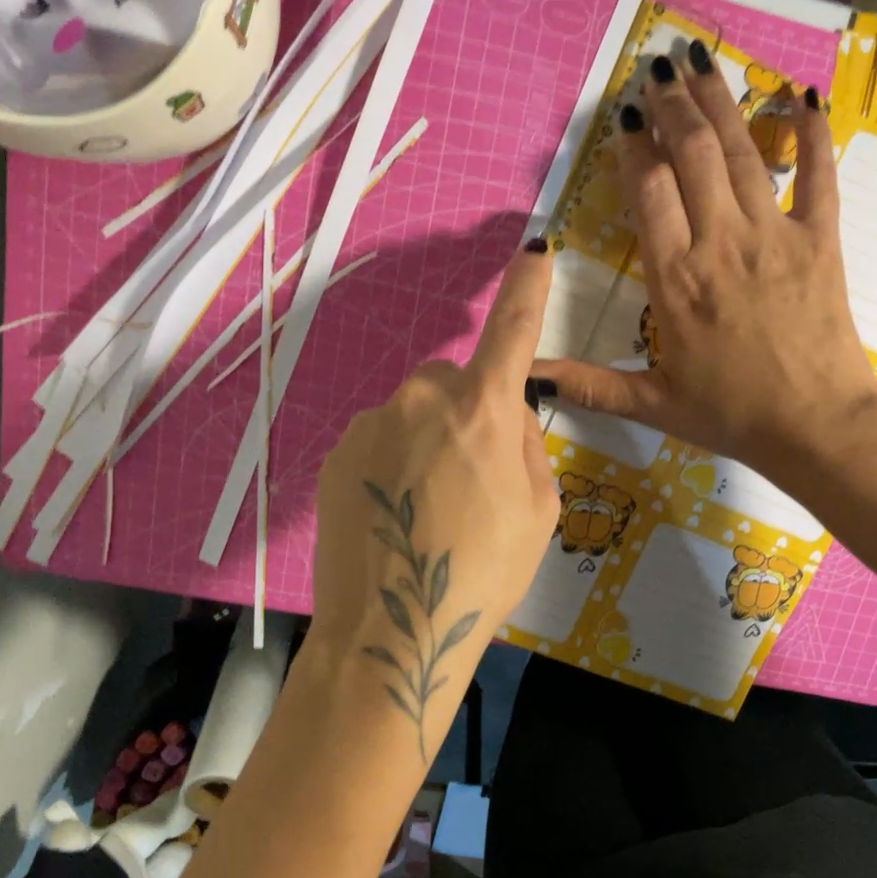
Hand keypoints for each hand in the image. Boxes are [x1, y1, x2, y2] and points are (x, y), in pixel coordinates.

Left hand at [310, 245, 560, 743]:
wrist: (391, 628)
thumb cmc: (483, 574)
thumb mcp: (540, 512)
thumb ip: (528, 446)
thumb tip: (509, 414)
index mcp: (485, 409)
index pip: (513, 330)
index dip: (527, 288)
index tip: (533, 248)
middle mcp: (422, 397)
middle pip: (455, 384)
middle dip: (468, 414)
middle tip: (473, 481)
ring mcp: (371, 423)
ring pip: (413, 416)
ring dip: (426, 444)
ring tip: (429, 512)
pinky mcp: (336, 453)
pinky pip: (377, 442)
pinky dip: (390, 466)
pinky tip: (394, 517)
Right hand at [531, 44, 876, 475]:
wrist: (816, 428)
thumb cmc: (731, 417)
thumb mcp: (652, 404)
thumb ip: (590, 385)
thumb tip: (528, 376)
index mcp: (675, 281)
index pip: (649, 192)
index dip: (634, 148)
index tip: (624, 119)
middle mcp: (721, 244)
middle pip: (692, 155)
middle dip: (671, 106)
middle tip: (657, 72)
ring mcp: (773, 236)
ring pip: (742, 152)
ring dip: (719, 101)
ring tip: (699, 62)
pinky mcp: (820, 240)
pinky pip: (819, 173)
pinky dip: (812, 131)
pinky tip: (800, 95)